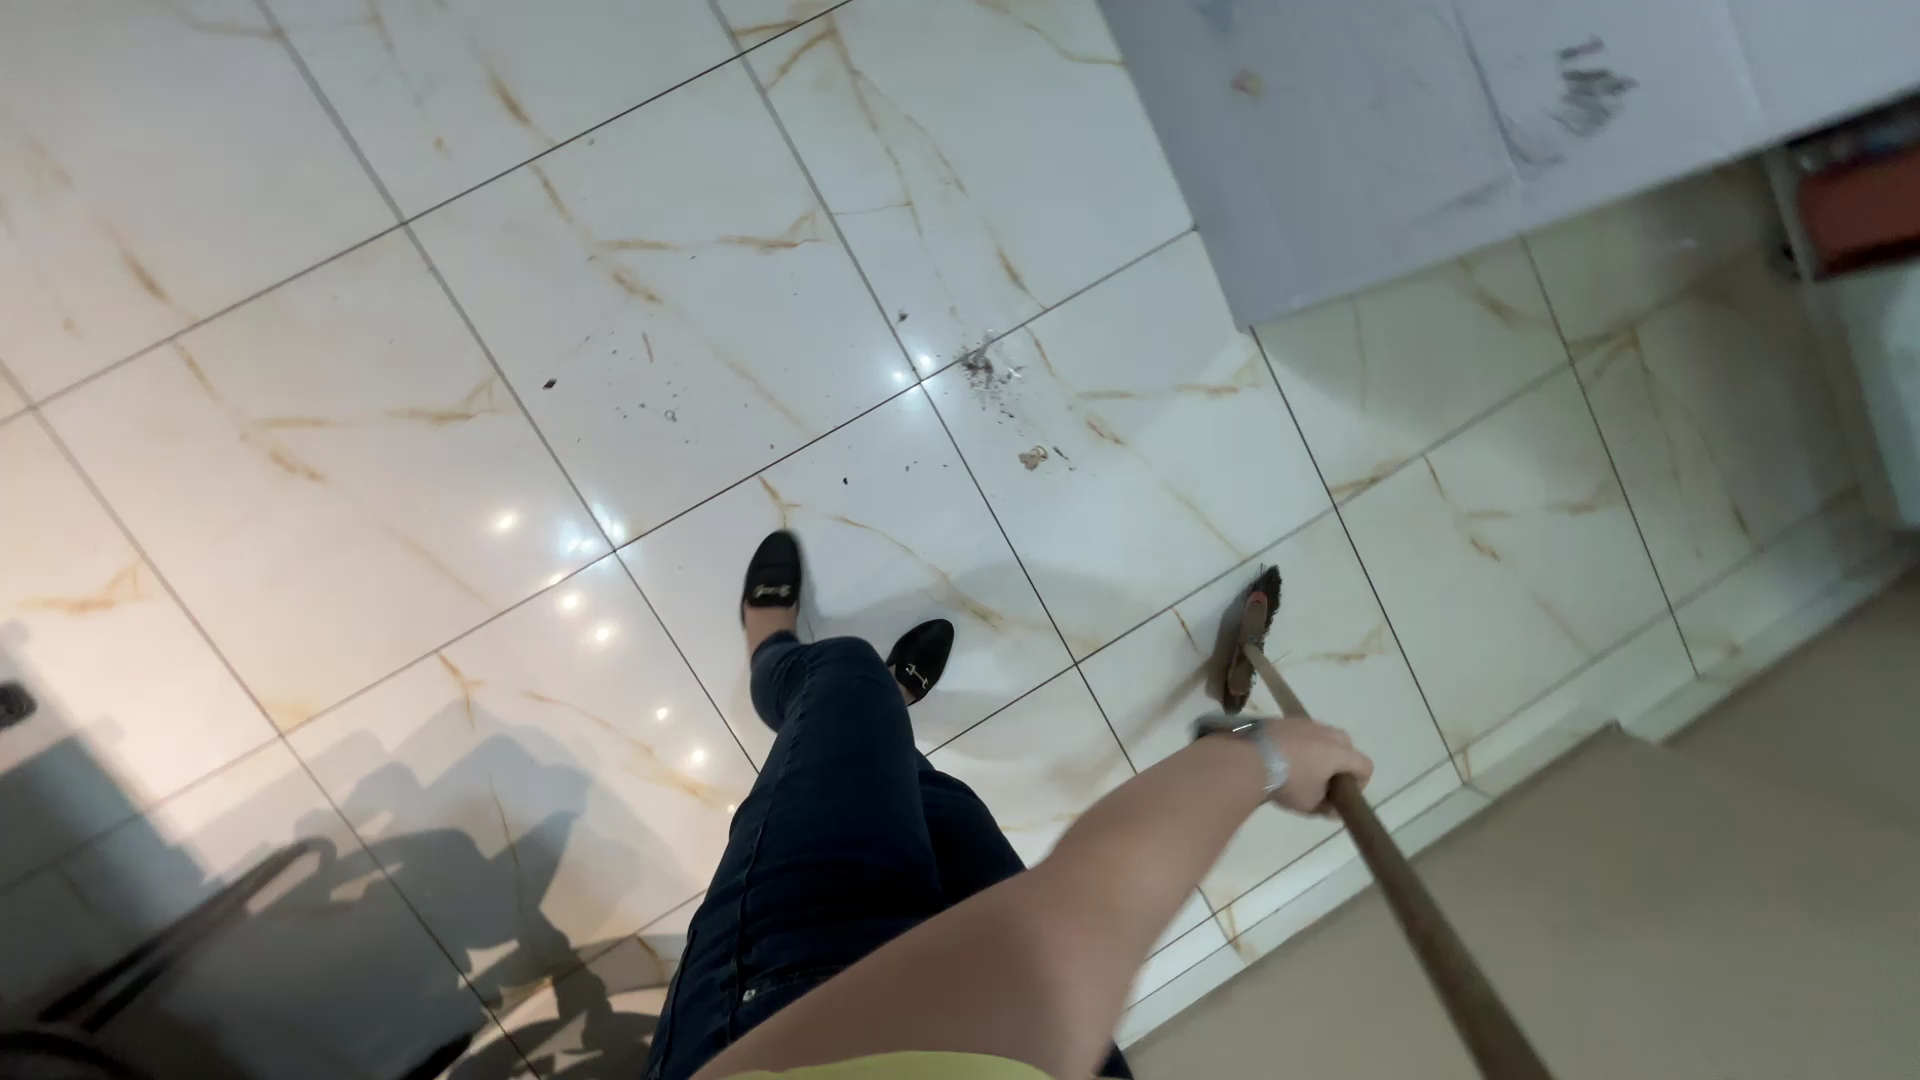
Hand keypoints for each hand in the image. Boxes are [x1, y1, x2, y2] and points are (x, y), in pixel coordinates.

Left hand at [1267, 716, 1372, 813]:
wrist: (1248, 758)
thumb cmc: (1288, 783)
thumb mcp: (1310, 804)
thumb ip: (1327, 807)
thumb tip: (1333, 810)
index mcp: (1338, 752)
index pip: (1364, 764)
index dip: (1361, 781)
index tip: (1346, 793)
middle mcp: (1323, 732)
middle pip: (1345, 743)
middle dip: (1342, 759)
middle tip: (1327, 777)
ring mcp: (1300, 722)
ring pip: (1320, 733)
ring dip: (1319, 748)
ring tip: (1303, 766)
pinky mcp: (1279, 719)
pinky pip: (1298, 730)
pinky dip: (1298, 741)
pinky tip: (1284, 756)